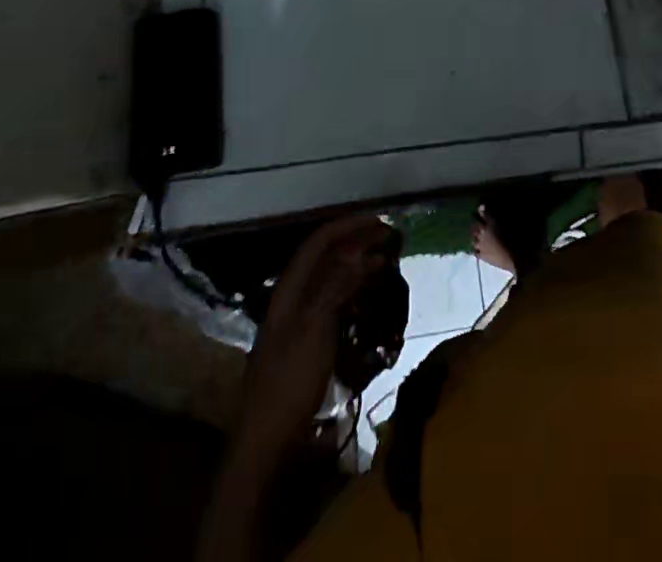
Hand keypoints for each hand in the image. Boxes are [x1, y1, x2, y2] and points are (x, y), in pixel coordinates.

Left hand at [243, 214, 397, 434]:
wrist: (270, 438)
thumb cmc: (290, 379)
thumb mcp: (314, 327)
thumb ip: (336, 285)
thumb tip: (361, 251)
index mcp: (289, 291)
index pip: (318, 243)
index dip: (348, 227)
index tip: (381, 222)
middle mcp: (293, 298)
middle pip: (325, 258)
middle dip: (357, 243)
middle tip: (391, 240)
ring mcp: (301, 320)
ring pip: (332, 279)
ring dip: (358, 265)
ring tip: (387, 262)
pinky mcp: (311, 340)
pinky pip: (336, 302)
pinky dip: (355, 290)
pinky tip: (372, 296)